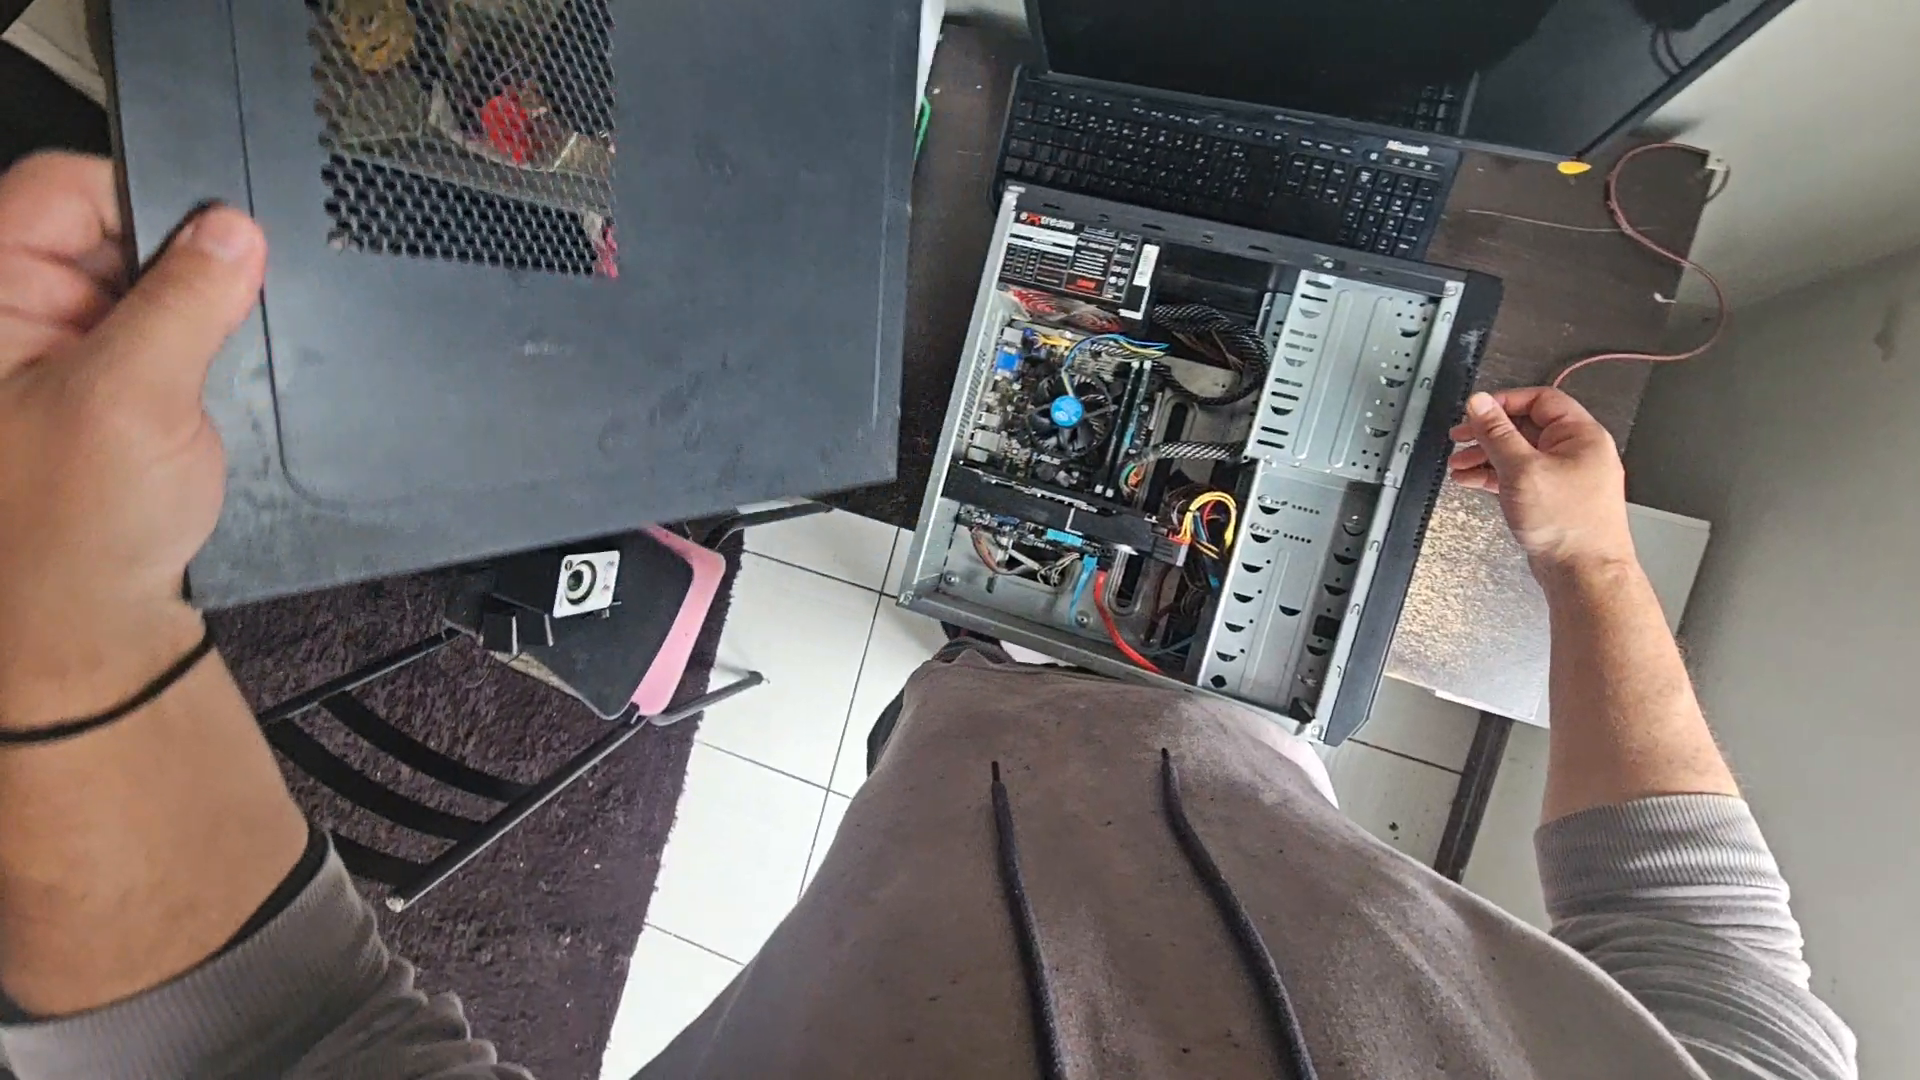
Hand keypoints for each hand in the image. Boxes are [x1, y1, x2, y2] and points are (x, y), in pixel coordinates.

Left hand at [0, 153, 266, 730]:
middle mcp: (15, 310)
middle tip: (209, 330)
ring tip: (201, 373)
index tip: (226, 244)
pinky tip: (207, 389)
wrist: (92, 607)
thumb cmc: (72, 522)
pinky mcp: (110, 379)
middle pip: (116, 233)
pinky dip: (208, 351)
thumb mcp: (134, 398)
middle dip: (186, 271)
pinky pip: (173, 334)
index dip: (155, 204)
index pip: (67, 188)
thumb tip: (233, 232)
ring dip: (201, 319)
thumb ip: (184, 304)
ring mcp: (62, 345)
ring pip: (156, 286)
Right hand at [1448, 388, 1635, 581]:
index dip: (1504, 402)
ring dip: (1484, 456)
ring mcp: (1560, 474)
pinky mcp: (1547, 495)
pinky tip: (1471, 480)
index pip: (1540, 400)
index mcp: (1580, 436)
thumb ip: (1497, 434)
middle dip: (1487, 433)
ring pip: (1516, 452)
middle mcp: (1574, 451)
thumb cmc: (1568, 524)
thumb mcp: (1522, 469)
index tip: (1475, 411)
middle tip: (1460, 437)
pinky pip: (1515, 475)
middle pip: (1524, 427)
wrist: (1582, 569)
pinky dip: (1491, 475)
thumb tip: (1480, 404)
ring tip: (1458, 465)